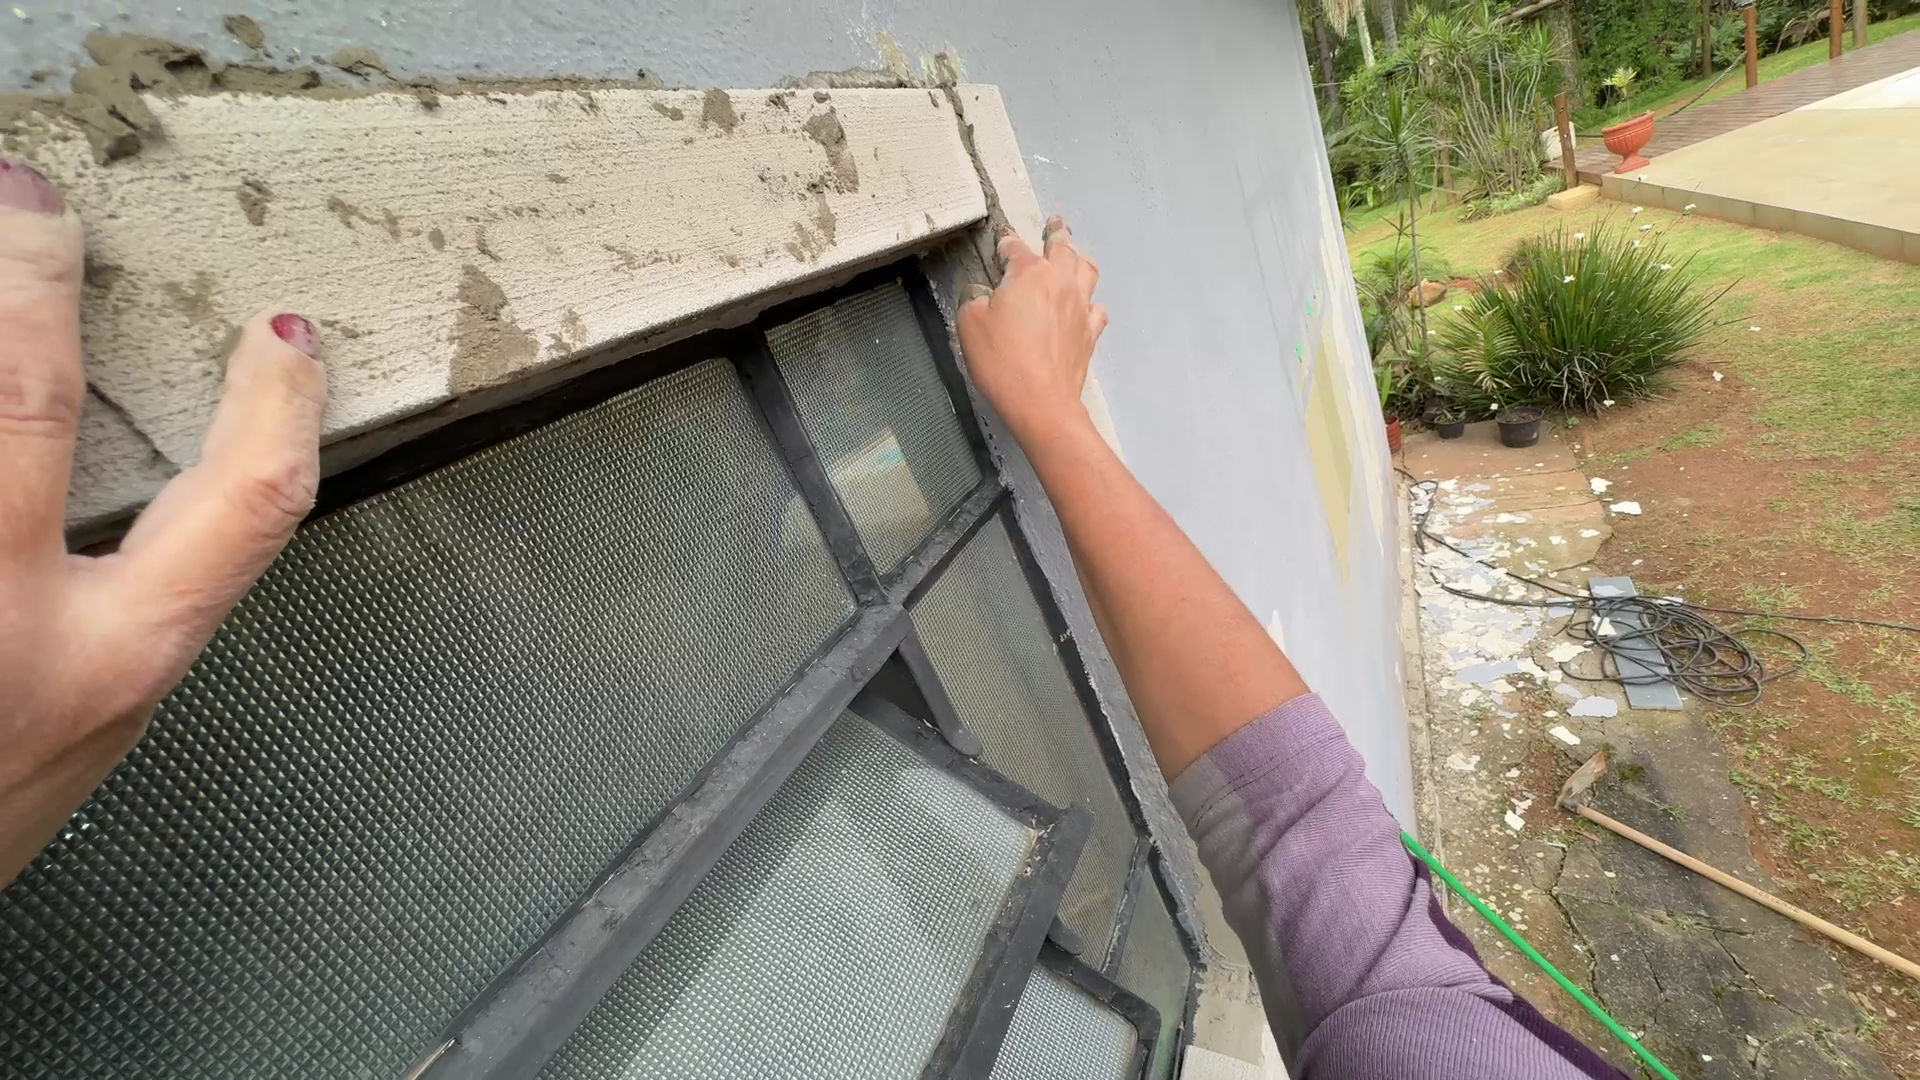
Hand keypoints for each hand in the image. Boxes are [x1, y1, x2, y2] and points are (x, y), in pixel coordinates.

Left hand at [0, 159, 326, 886]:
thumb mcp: (98, 710)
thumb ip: (127, 612)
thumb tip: (148, 513)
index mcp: (115, 655)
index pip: (246, 502)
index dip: (275, 408)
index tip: (281, 339)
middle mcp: (6, 620)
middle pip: (23, 409)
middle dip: (28, 290)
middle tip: (24, 200)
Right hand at [956, 216, 1107, 445]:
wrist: (1040, 401)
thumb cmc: (1001, 361)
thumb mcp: (969, 325)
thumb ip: (974, 300)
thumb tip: (983, 295)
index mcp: (1028, 273)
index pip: (1015, 248)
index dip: (1005, 244)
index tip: (1001, 244)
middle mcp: (1059, 281)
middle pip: (1062, 246)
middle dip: (1056, 233)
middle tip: (1055, 224)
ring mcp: (1080, 307)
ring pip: (1087, 270)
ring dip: (1079, 258)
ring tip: (1074, 256)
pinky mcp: (1090, 333)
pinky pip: (1096, 308)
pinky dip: (1090, 302)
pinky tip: (1084, 307)